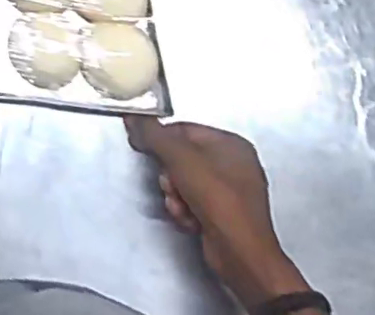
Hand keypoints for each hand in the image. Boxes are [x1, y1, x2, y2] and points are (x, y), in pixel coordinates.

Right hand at [125, 117, 314, 310]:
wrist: (241, 256)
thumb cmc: (217, 199)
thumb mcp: (178, 157)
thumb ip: (152, 134)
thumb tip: (133, 118)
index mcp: (232, 144)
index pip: (183, 130)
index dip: (161, 140)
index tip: (147, 149)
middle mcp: (234, 165)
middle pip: (181, 158)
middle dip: (169, 175)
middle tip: (171, 185)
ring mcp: (230, 193)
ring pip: (184, 182)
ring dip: (174, 195)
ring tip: (181, 206)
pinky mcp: (224, 216)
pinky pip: (193, 202)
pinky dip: (185, 210)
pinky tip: (189, 219)